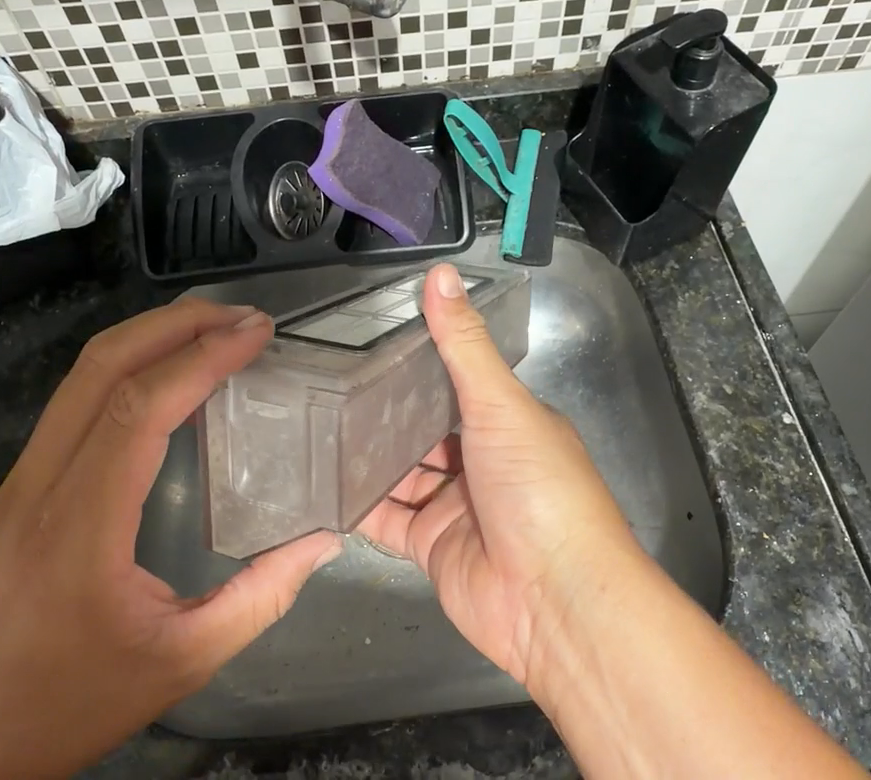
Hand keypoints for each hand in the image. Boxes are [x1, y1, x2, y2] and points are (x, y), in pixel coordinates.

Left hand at [0, 299, 341, 779]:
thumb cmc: (74, 701)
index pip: (139, 409)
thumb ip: (261, 597)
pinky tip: (168, 371)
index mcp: (79, 529)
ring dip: (149, 335)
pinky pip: (74, 400)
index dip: (201, 358)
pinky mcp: (20, 484)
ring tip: (213, 327)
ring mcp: (21, 480)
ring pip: (81, 375)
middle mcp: (40, 486)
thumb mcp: (183, 661)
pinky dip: (127, 365)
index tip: (255, 333)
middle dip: (175, 323)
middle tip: (242, 316)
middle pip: (102, 368)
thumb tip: (325, 541)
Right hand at [361, 266, 869, 779]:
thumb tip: (441, 272)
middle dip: (385, 413)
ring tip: (316, 426)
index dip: (418, 366)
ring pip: (402, 473)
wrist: (555, 597)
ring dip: (368, 457)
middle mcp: (483, 461)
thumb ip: (463, 344)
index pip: (457, 385)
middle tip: (329, 384)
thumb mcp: (500, 404)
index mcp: (509, 423)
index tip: (369, 340)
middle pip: (425, 431)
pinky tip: (324, 483)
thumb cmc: (538, 487)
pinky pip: (386, 520)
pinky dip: (359, 505)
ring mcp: (455, 506)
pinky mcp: (430, 547)